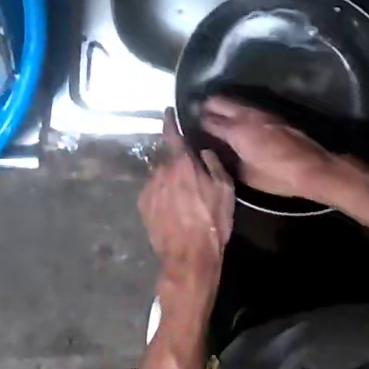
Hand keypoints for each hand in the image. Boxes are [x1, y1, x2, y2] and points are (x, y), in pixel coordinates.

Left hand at [138, 110, 234, 304]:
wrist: (188, 257)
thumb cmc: (211, 221)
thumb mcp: (225, 189)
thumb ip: (213, 163)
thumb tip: (203, 151)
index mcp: (182, 162)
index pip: (171, 133)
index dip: (170, 120)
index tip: (168, 110)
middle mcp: (160, 170)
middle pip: (167, 156)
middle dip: (177, 158)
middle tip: (190, 169)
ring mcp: (148, 188)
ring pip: (160, 173)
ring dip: (169, 176)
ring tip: (183, 193)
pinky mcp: (143, 205)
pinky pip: (154, 190)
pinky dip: (162, 191)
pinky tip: (174, 206)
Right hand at [198, 97, 349, 201]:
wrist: (314, 168)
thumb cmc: (278, 176)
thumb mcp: (246, 176)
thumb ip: (227, 161)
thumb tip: (214, 153)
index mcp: (236, 131)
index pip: (207, 120)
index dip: (195, 124)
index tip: (187, 128)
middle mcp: (246, 115)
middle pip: (217, 101)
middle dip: (205, 107)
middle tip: (197, 118)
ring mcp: (261, 112)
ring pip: (233, 101)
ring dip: (222, 106)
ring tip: (214, 119)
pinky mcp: (273, 114)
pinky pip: (247, 106)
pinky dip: (237, 110)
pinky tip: (236, 122)